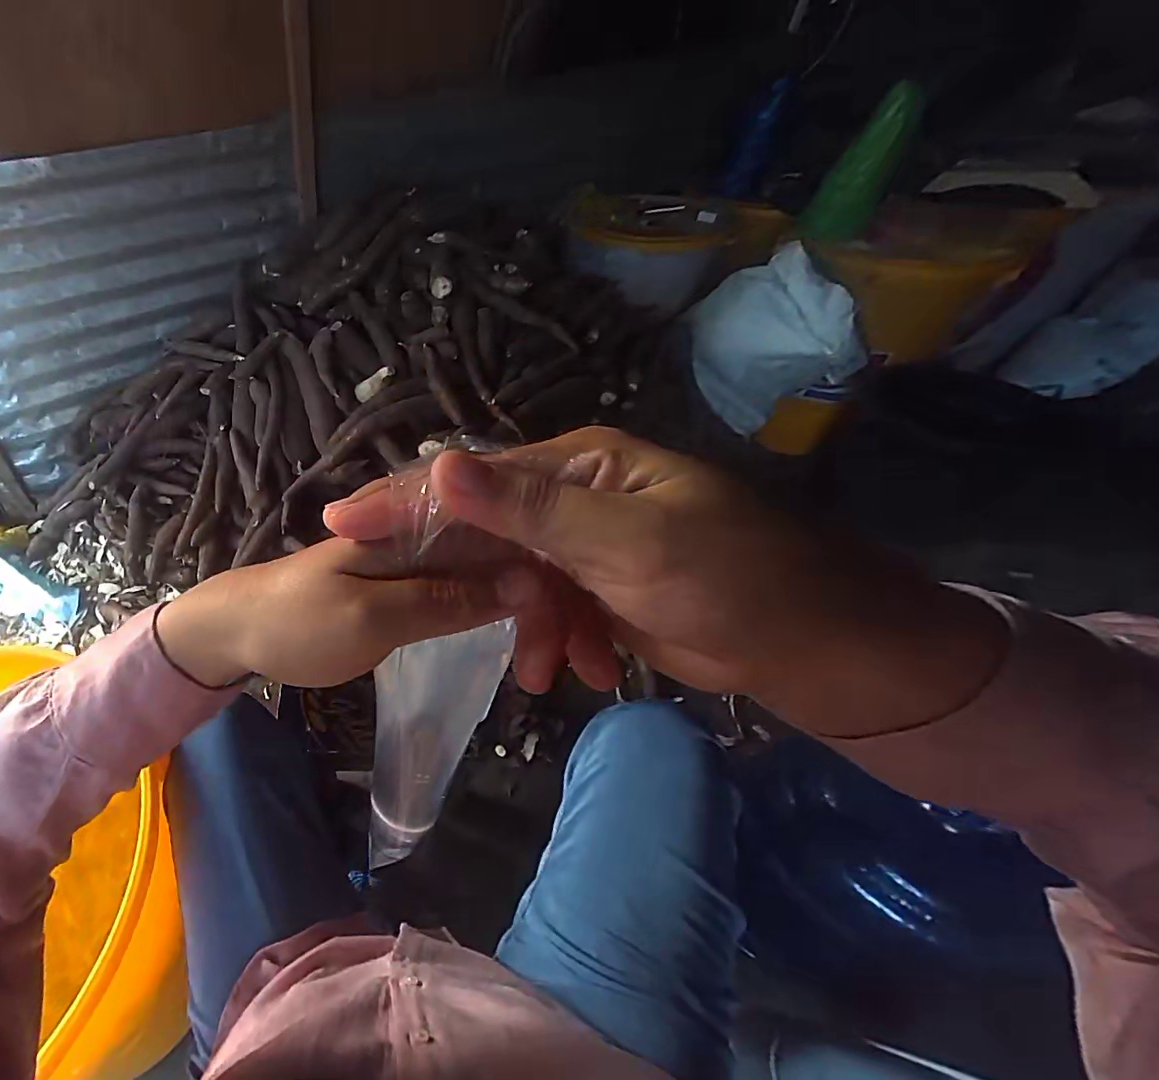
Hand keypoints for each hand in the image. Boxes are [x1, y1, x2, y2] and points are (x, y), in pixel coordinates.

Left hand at [155, 537, 613, 689]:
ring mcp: (417, 561)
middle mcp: (423, 534)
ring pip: (492, 576)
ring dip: (530, 613)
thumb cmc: (296, 622)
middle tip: (583, 656)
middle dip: (548, 597)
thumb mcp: (367, 616)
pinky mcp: (409, 589)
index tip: (584, 612)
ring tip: (567, 662)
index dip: (547, 563)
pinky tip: (529, 643)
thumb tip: (522, 583)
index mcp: (412, 526)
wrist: (237, 633)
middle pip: (505, 552)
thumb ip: (441, 599)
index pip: (500, 525)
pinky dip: (496, 618)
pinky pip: (465, 595)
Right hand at [324, 427, 1006, 736]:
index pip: (472, 477)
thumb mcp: (625, 540)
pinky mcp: (595, 589)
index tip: (342, 521)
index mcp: (577, 465)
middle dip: (449, 569)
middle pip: (483, 526)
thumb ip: (529, 509)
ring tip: (545, 669)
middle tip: (378, 588)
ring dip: (523, 627)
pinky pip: (547, 611)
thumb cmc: (728, 577)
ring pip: (512, 579)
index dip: (405, 500)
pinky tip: (579, 673)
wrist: (815, 647)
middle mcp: (572, 496)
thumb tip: (441, 470)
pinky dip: (557, 643)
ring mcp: (582, 545)